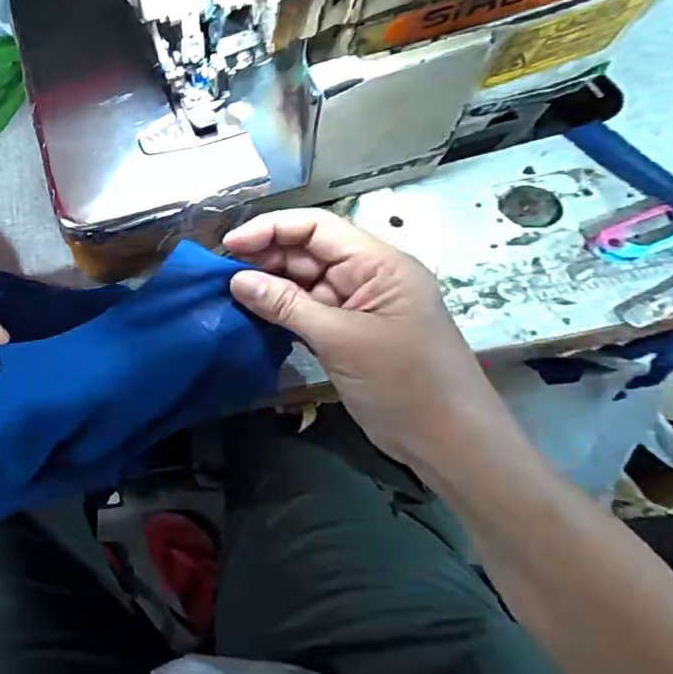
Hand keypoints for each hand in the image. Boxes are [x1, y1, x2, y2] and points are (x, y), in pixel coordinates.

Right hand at [223, 209, 512, 466]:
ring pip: (306, 283)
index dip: (271, 229)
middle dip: (266, 257)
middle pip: (309, 252)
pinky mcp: (351, 334)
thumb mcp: (341, 340)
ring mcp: (360, 307)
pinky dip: (282, 311)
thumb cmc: (405, 384)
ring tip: (229, 292)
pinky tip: (253, 314)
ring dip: (270, 286)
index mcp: (379, 264)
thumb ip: (286, 306)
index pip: (317, 228)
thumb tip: (236, 280)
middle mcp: (369, 277)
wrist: (451, 445)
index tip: (229, 245)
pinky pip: (310, 311)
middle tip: (221, 273)